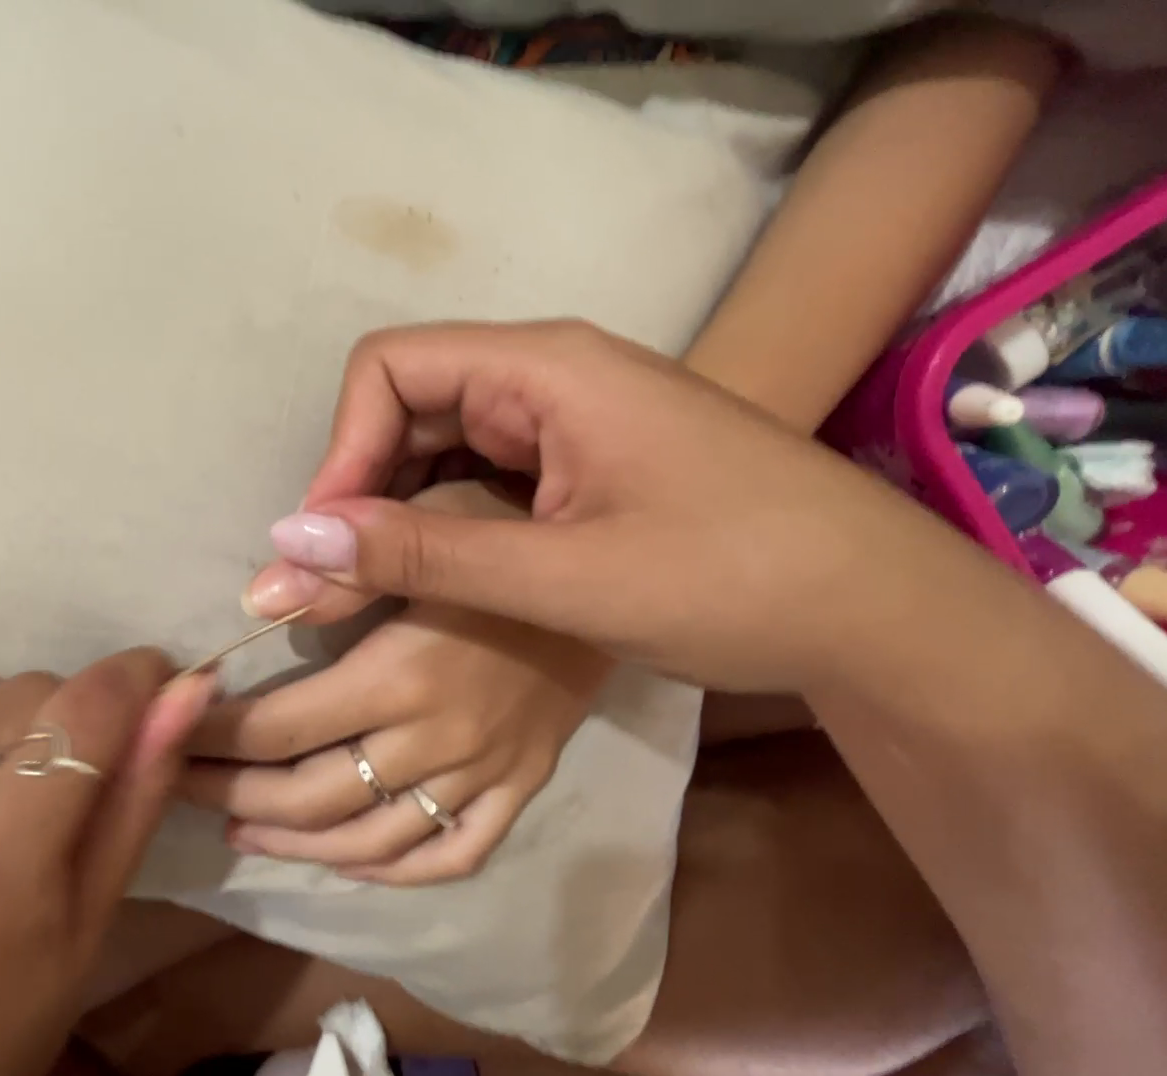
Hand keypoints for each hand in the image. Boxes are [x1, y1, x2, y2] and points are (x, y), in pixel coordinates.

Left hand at [0, 651, 216, 1075]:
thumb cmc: (16, 1010)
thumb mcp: (98, 912)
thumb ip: (143, 790)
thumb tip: (187, 686)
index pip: (77, 720)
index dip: (131, 678)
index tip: (160, 673)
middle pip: (24, 692)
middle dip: (71, 713)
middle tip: (76, 769)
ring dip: (8, 716)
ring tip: (8, 782)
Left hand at [180, 482, 610, 884]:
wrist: (615, 563)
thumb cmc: (510, 525)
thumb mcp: (426, 521)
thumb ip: (340, 570)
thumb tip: (254, 600)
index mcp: (404, 676)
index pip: (281, 727)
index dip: (213, 736)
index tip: (168, 729)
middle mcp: (438, 742)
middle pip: (312, 794)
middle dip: (231, 795)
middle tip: (178, 785)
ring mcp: (483, 776)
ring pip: (371, 839)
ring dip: (293, 841)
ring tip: (238, 830)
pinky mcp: (521, 790)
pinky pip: (451, 853)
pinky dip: (391, 870)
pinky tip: (345, 861)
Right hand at [242, 320, 968, 693]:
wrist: (879, 617)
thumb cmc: (734, 581)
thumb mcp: (563, 577)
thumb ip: (422, 554)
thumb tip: (287, 541)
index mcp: (546, 367)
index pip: (391, 367)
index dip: (341, 449)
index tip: (326, 543)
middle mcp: (548, 375)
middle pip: (407, 401)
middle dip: (360, 484)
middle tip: (342, 577)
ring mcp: (566, 419)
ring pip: (438, 442)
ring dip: (396, 507)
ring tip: (378, 584)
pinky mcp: (579, 463)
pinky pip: (478, 473)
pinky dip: (441, 519)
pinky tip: (436, 573)